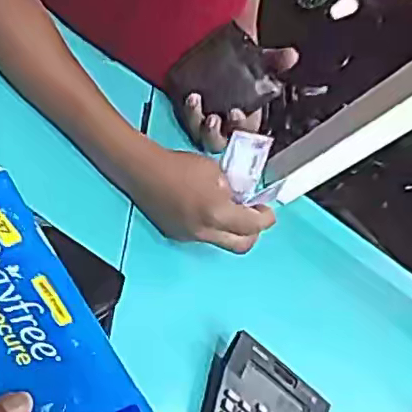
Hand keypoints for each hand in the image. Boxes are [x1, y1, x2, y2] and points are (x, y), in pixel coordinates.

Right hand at [120, 143, 275, 253]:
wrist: (144, 172)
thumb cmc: (179, 166)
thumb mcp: (217, 172)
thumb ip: (233, 190)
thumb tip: (240, 199)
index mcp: (217, 214)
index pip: (254, 226)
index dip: (266, 217)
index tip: (265, 208)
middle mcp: (204, 231)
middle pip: (241, 246)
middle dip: (253, 233)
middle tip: (253, 217)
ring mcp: (189, 236)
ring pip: (222, 243)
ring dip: (231, 231)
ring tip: (229, 211)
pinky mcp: (177, 235)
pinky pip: (203, 237)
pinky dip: (212, 228)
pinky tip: (206, 211)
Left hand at [177, 46, 298, 148]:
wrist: (217, 55)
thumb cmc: (241, 66)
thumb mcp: (259, 62)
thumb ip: (274, 61)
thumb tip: (290, 56)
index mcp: (242, 121)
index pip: (244, 132)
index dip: (240, 127)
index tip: (236, 112)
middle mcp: (221, 127)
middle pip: (216, 141)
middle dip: (213, 133)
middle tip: (212, 118)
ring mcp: (201, 124)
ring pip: (197, 134)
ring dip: (195, 120)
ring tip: (194, 100)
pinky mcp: (185, 115)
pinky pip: (183, 121)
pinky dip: (185, 112)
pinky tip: (186, 96)